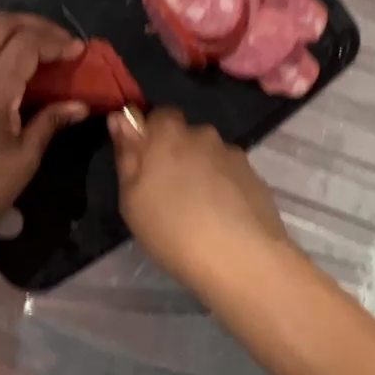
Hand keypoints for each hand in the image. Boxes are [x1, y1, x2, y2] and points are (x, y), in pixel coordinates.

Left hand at [0, 14, 88, 260]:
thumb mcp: (27, 155)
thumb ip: (51, 120)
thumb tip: (81, 104)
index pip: (26, 44)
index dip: (55, 42)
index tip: (77, 50)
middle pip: (1, 26)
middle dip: (35, 26)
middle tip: (58, 41)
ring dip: (4, 26)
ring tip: (28, 39)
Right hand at [108, 108, 292, 283]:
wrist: (241, 258)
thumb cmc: (172, 229)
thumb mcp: (132, 199)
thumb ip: (126, 154)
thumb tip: (119, 118)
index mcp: (168, 134)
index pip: (157, 116)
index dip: (150, 136)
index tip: (145, 166)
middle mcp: (203, 135)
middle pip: (185, 136)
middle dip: (176, 155)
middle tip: (168, 193)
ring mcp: (233, 155)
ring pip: (209, 156)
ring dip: (202, 172)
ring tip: (199, 211)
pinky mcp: (255, 176)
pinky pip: (230, 175)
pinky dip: (224, 188)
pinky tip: (221, 218)